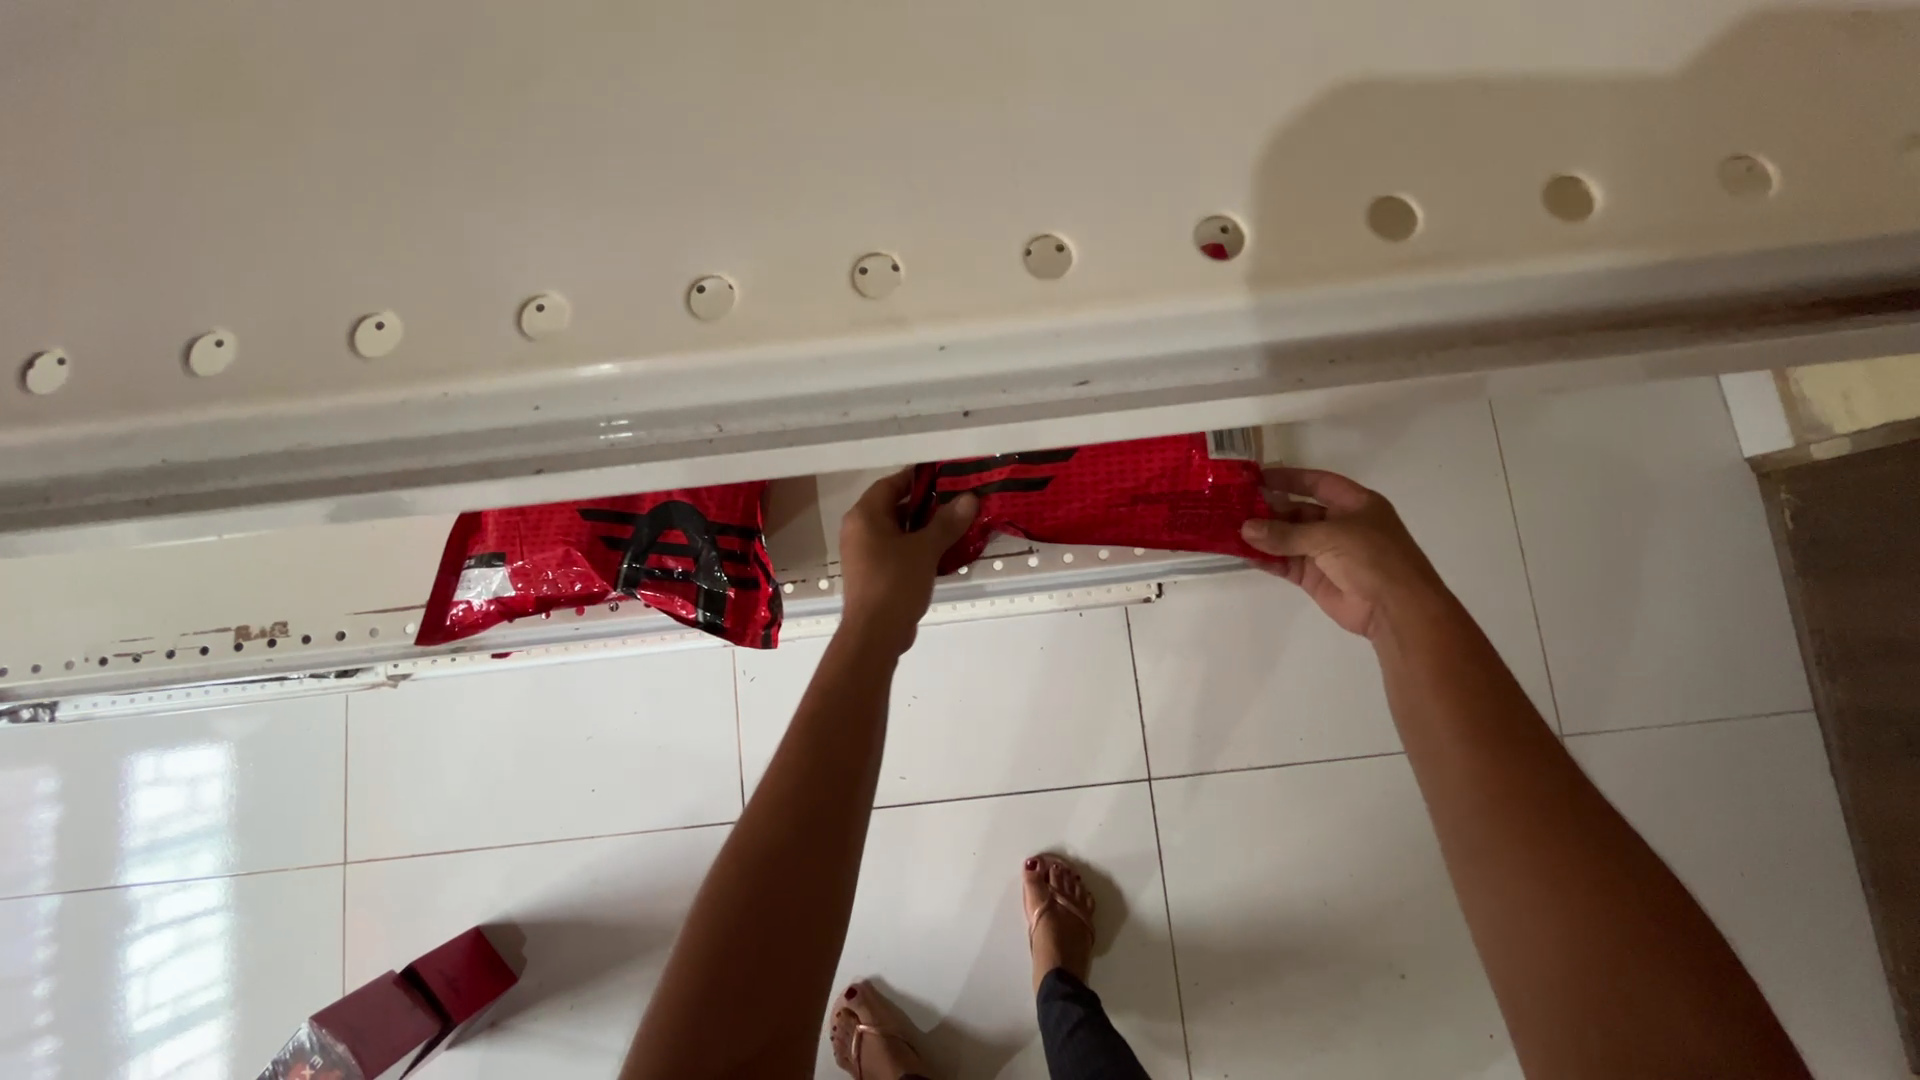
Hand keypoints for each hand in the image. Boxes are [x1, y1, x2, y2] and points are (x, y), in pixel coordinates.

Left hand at [837, 469, 977, 655]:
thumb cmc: (895, 583)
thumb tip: (969, 498)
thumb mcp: (926, 549)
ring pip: (898, 531)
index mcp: (865, 515)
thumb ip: (947, 522)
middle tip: (959, 502)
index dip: (919, 478)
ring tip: (958, 525)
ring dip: (925, 529)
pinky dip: (918, 548)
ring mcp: (864, 553)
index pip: (892, 483)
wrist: (874, 634)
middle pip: (895, 507)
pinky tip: (945, 552)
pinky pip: (897, 551)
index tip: (947, 477)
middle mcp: (859, 530)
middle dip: (927, 505)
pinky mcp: (873, 574)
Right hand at [1240, 467, 1447, 639]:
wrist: (1395, 608)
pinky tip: (1245, 554)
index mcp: (1355, 504)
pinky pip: (1285, 563)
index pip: (1318, 483)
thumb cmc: (1373, 558)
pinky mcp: (1315, 577)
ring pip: (1288, 539)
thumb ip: (1286, 533)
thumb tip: (1245, 529)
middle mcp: (1340, 525)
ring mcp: (1326, 552)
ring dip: (1263, 536)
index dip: (1290, 478)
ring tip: (1232, 531)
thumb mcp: (1330, 536)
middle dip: (1269, 510)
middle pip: (1298, 511)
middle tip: (1235, 508)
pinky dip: (1267, 559)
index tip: (1258, 477)